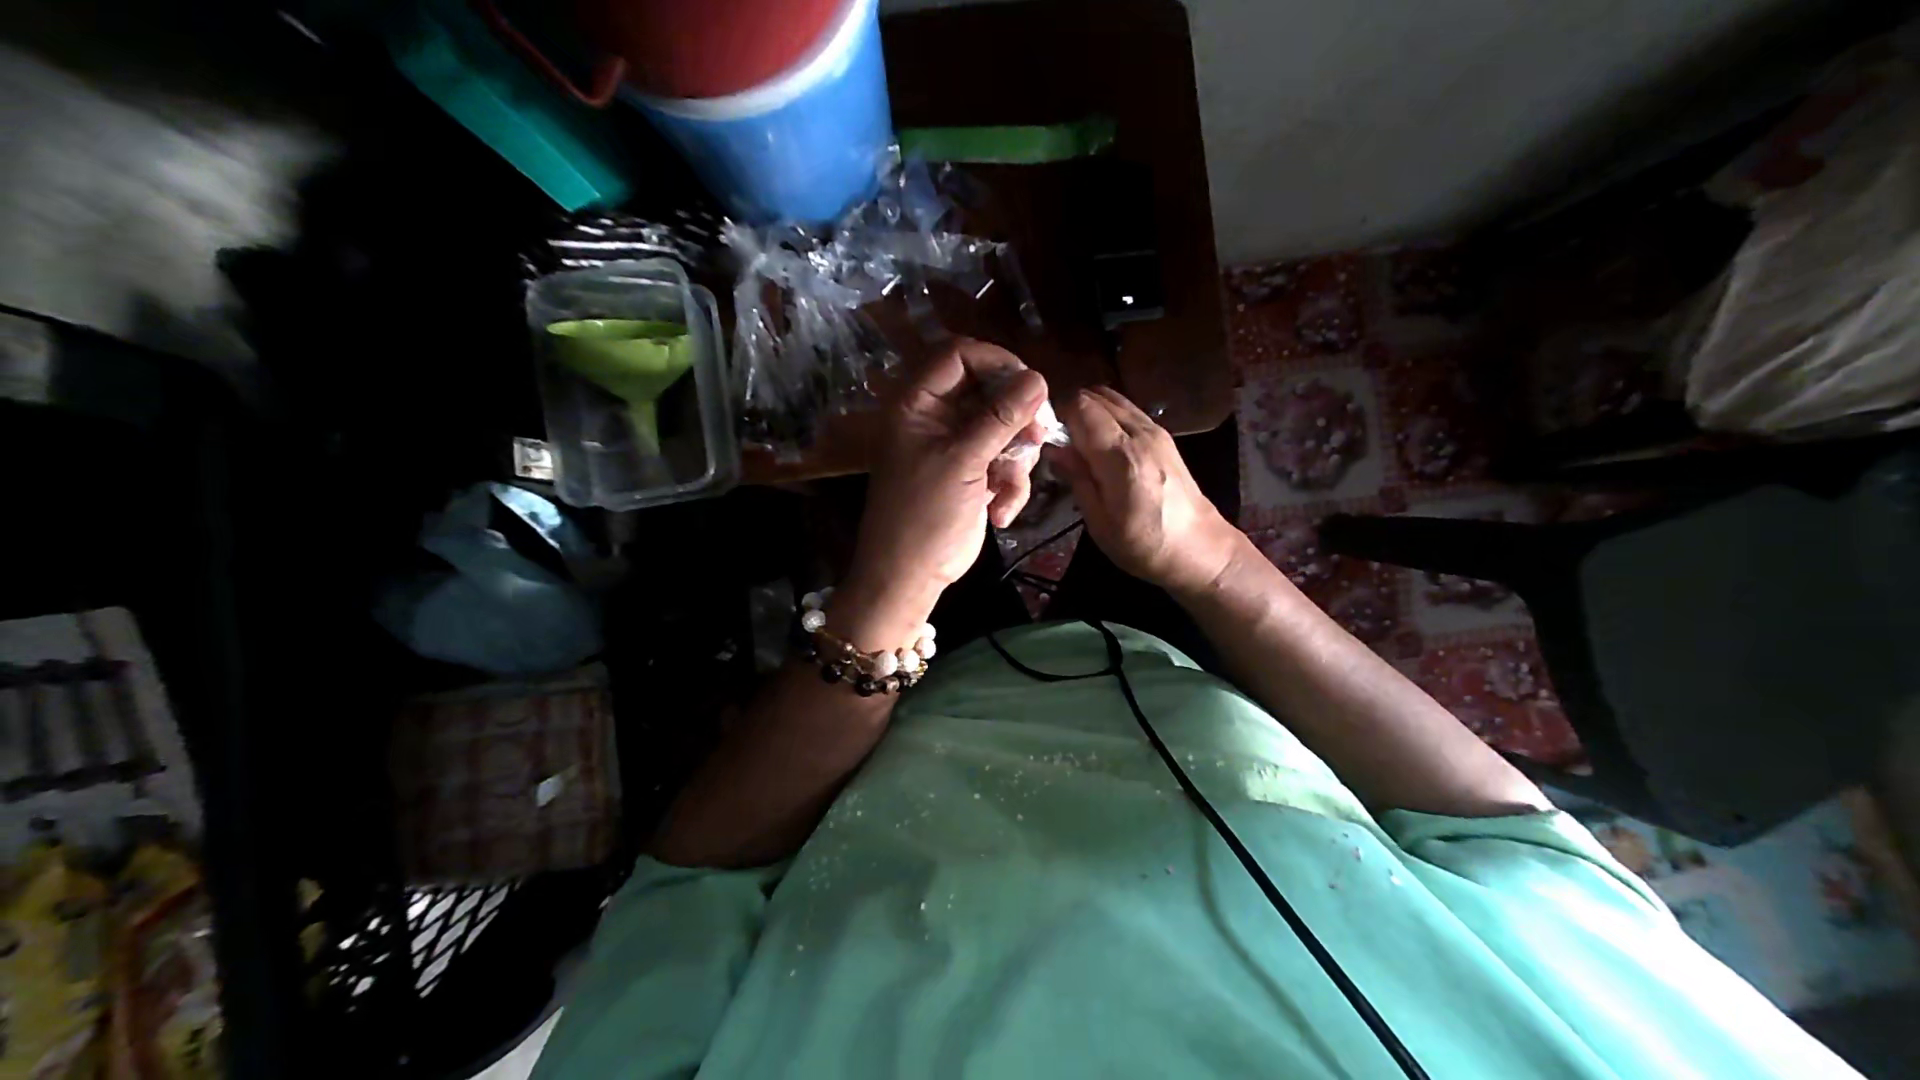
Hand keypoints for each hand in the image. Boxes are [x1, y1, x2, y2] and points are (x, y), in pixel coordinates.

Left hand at [835, 339, 1049, 648]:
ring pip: (1005, 428)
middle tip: (1035, 437)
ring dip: (1016, 459)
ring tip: (1008, 487)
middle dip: (1016, 418)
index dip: (995, 362)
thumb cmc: (924, 515)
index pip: (958, 355)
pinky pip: (1005, 461)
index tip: (1029, 383)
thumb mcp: (963, 462)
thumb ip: (1000, 417)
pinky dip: (1010, 485)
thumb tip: (1037, 378)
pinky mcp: (974, 473)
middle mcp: (938, 418)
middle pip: (990, 391)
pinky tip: (1001, 513)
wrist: (910, 575)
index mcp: (919, 404)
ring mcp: (957, 447)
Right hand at [1050, 387, 1244, 596]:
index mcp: (1121, 457)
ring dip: (1091, 411)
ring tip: (1079, 442)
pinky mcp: (1164, 435)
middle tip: (1061, 440)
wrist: (1198, 549)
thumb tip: (1055, 449)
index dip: (1059, 414)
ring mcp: (1156, 431)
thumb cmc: (1143, 545)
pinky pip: (1127, 410)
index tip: (1048, 437)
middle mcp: (1140, 434)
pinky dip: (1108, 416)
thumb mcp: (1099, 522)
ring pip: (1113, 398)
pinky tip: (1101, 444)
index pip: (1081, 407)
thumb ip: (1077, 479)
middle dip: (1072, 410)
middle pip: (1096, 396)